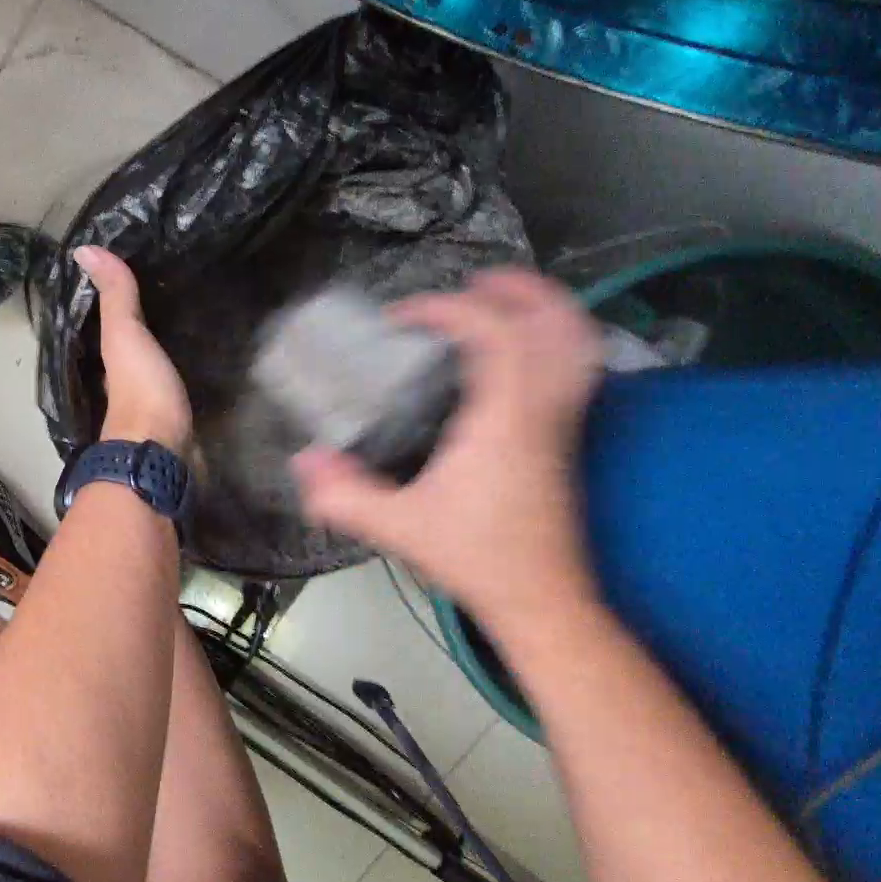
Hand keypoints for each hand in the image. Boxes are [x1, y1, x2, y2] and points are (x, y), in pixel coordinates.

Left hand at [75, 246, 191, 453]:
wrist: (162, 452)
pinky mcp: (174, 417)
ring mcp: (147, 400)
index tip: (134, 272)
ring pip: (152, 365)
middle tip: (171, 290)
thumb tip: (83, 249)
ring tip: (193, 317)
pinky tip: (203, 357)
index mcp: (105, 358)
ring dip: (164, 347)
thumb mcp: (124, 335)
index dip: (113, 301)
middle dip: (144, 324)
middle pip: (128, 345)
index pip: (104, 322)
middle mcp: (120, 378)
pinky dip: (184, 369)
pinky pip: (176, 384)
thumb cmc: (140, 389)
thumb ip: (114, 296)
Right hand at [290, 268, 603, 629]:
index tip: (402, 316)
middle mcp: (544, 413)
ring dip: (544, 312)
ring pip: (578, 346)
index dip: (450, 309)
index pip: (496, 336)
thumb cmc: (474, 558)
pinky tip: (511, 355)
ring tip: (500, 301)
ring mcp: (563, 426)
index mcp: (505, 422)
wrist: (543, 600)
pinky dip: (547, 344)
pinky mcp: (565, 442)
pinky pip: (573, 370)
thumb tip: (303, 461)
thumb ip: (344, 495)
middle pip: (559, 327)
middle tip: (475, 281)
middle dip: (521, 291)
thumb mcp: (397, 527)